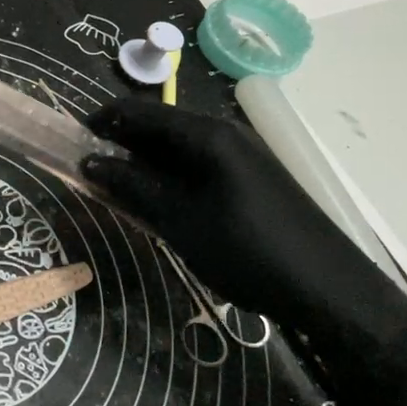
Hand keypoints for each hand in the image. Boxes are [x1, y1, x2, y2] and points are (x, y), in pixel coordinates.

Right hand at [84, 98, 406, 405]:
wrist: (334, 293)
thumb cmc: (248, 251)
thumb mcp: (179, 222)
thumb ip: (131, 187)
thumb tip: (89, 162)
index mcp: (205, 135)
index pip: (137, 111)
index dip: (100, 121)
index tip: (71, 139)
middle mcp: (223, 133)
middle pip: (158, 124)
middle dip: (121, 142)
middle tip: (91, 170)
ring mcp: (243, 154)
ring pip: (178, 144)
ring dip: (144, 160)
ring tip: (120, 189)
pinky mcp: (254, 175)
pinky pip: (199, 161)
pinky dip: (171, 173)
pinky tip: (162, 201)